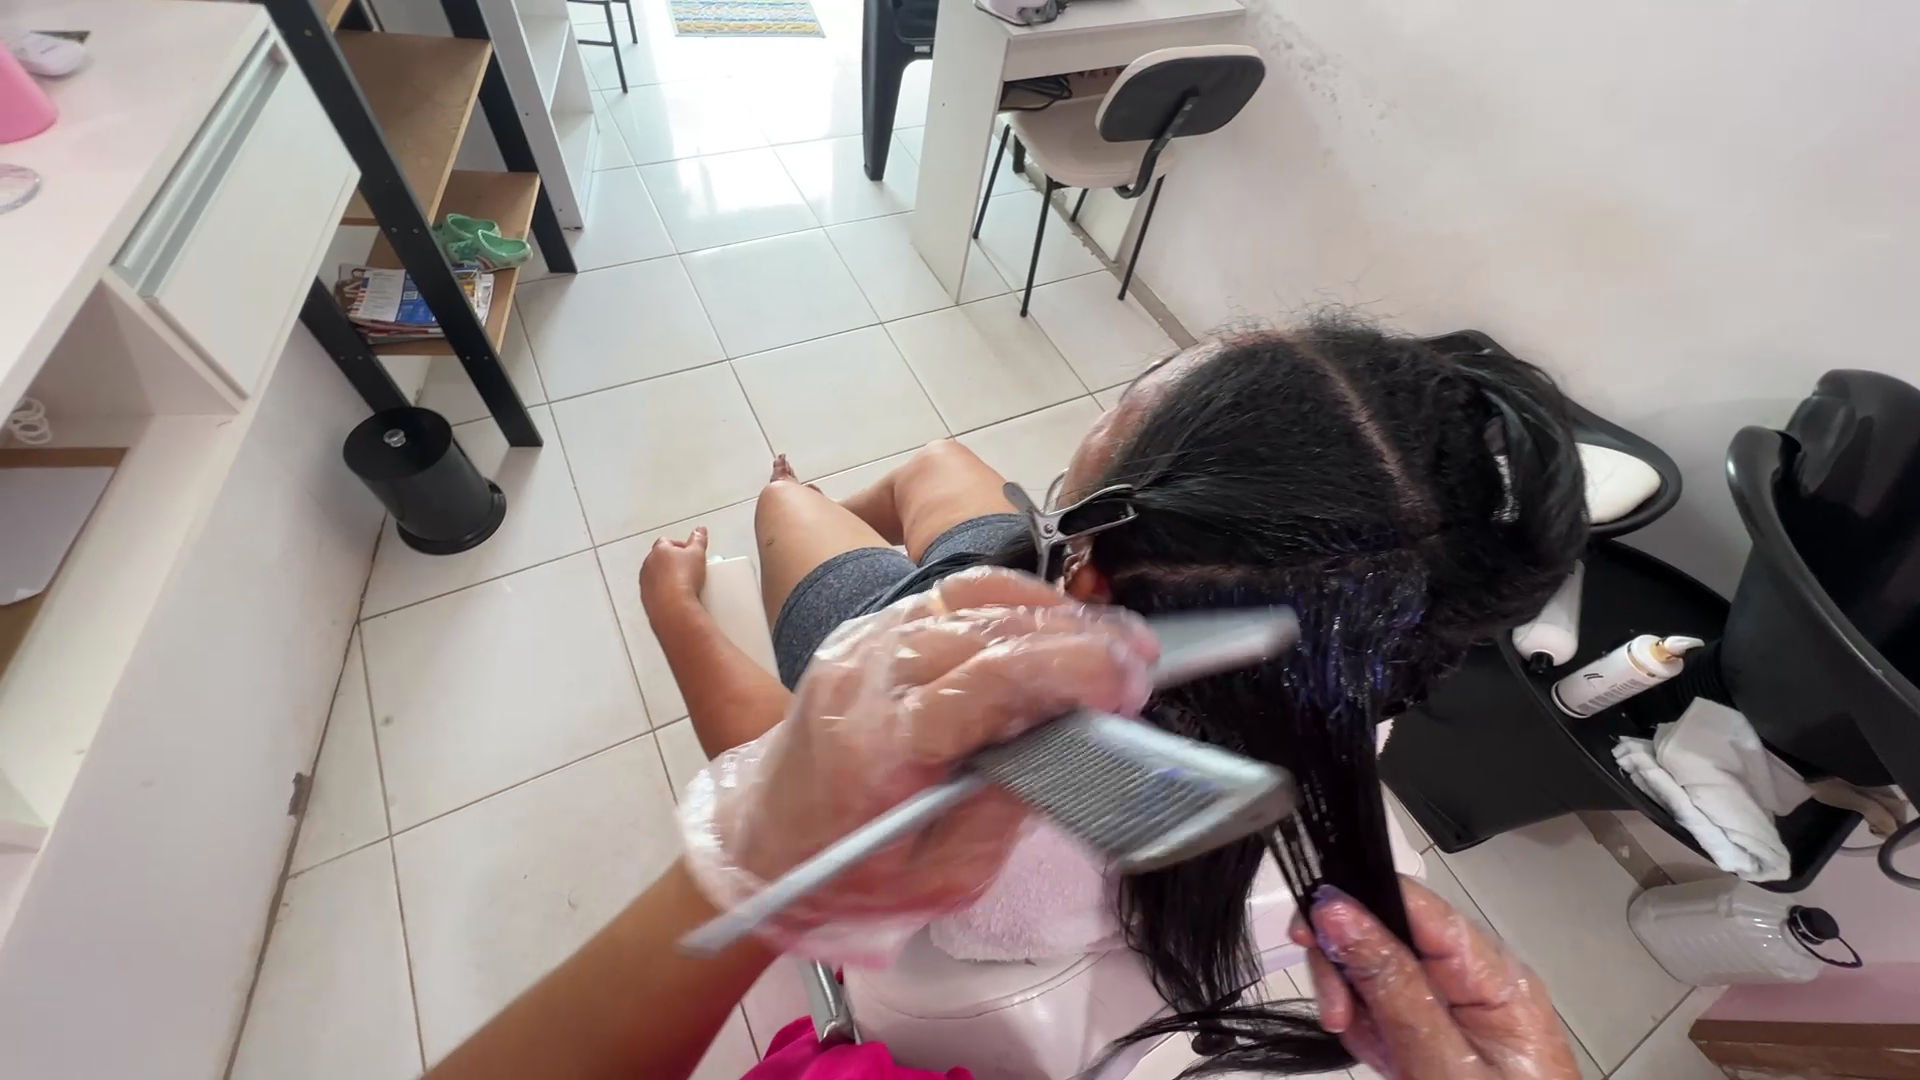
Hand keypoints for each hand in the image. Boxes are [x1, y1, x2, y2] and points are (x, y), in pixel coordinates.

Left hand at [640, 527, 708, 618]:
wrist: (674, 606)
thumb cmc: (683, 579)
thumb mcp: (698, 554)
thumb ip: (699, 539)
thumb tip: (700, 529)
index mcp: (659, 550)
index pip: (667, 541)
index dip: (680, 545)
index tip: (690, 552)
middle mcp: (648, 564)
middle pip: (660, 558)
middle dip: (673, 561)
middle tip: (690, 567)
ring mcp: (645, 582)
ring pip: (656, 575)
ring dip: (667, 577)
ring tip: (685, 584)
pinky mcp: (646, 598)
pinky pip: (655, 591)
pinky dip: (664, 591)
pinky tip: (678, 596)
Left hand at [678, 567, 1158, 961]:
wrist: (760, 842)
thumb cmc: (849, 875)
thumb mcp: (944, 876)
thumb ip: (1008, 799)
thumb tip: (1069, 732)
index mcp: (882, 743)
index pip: (989, 679)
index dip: (1068, 667)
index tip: (1131, 677)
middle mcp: (867, 674)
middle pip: (987, 627)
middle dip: (1075, 634)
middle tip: (1138, 655)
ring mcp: (861, 642)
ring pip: (968, 597)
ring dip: (1045, 608)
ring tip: (1104, 634)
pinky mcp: (864, 631)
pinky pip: (944, 597)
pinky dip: (1004, 600)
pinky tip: (1044, 620)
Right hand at [1289, 878, 1580, 1079]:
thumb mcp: (1440, 1064)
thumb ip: (1389, 983)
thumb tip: (1333, 907)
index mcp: (1491, 973)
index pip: (1408, 899)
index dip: (1350, 902)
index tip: (1306, 936)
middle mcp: (1472, 972)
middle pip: (1382, 926)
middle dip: (1346, 966)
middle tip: (1337, 1017)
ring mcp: (1452, 996)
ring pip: (1371, 960)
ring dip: (1352, 999)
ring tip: (1366, 1046)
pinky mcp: (1434, 1017)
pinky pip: (1378, 994)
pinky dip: (1364, 1021)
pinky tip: (1378, 1052)